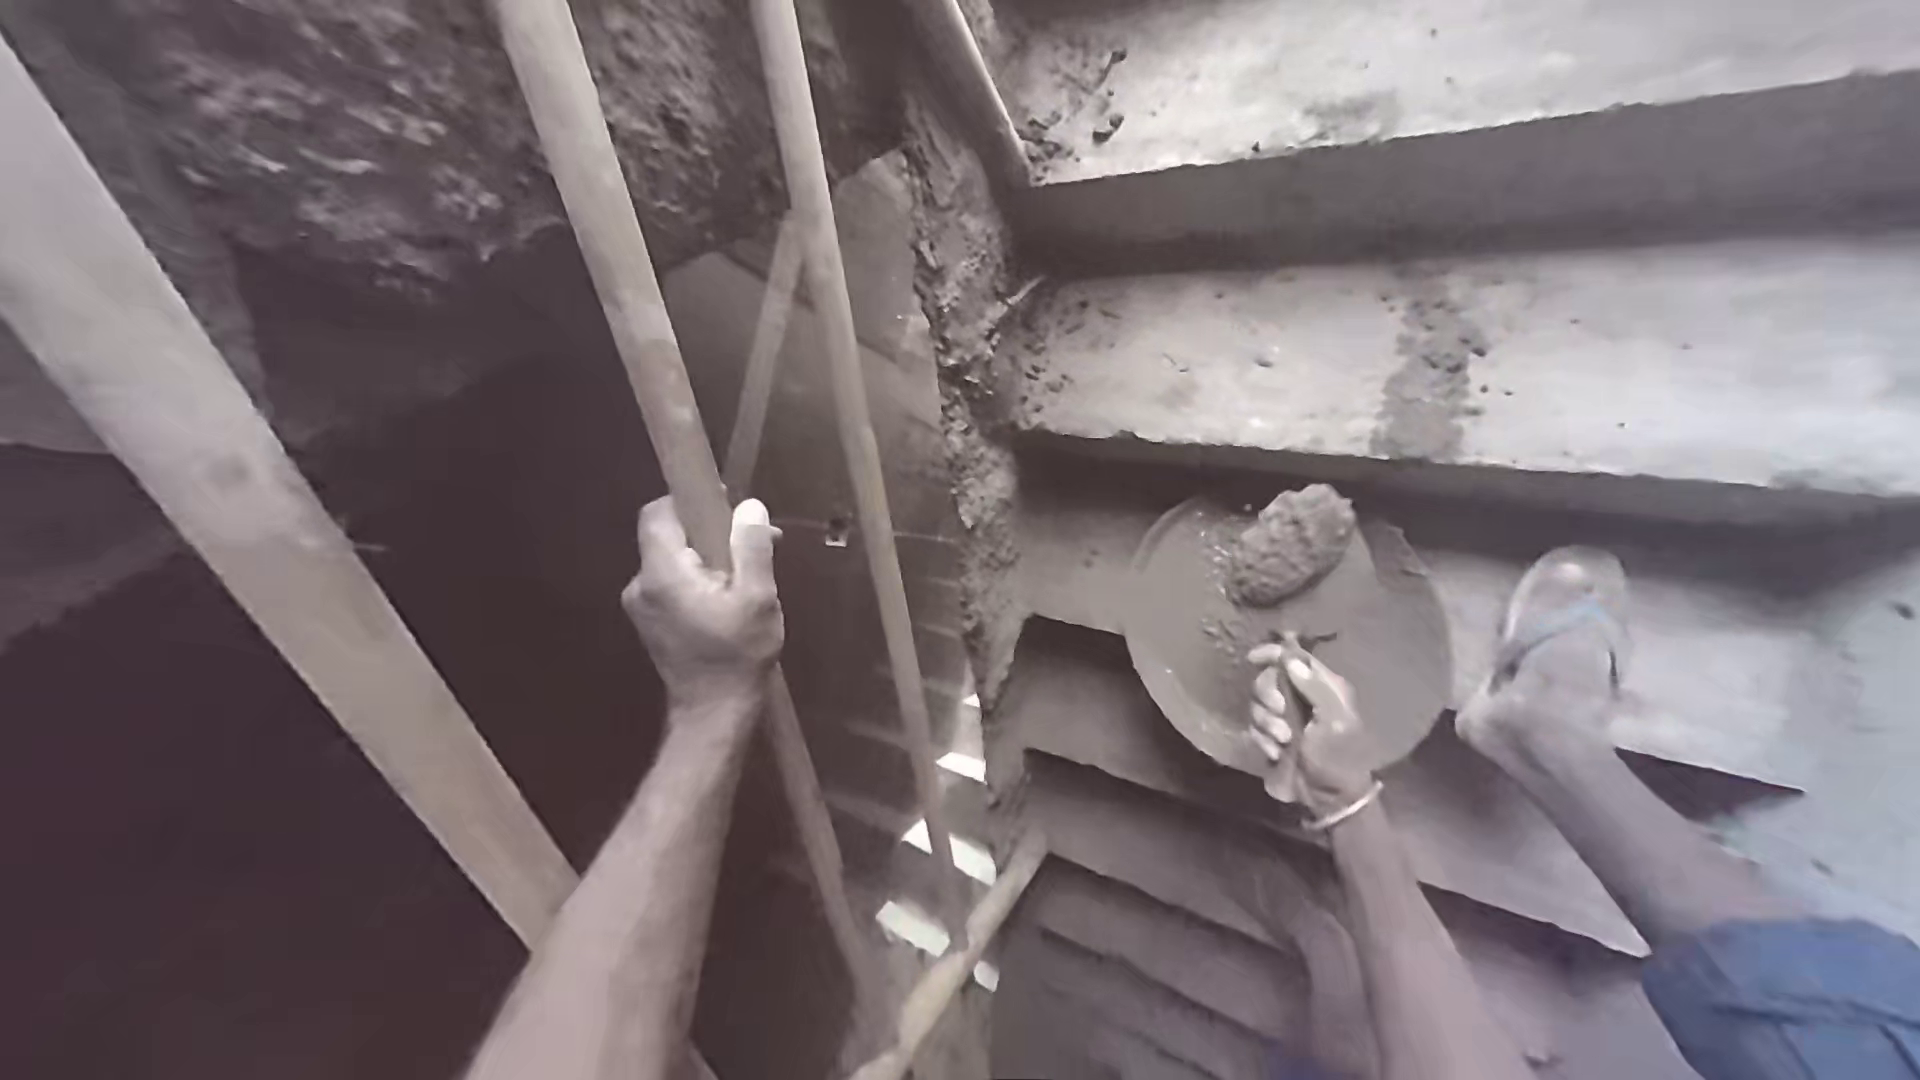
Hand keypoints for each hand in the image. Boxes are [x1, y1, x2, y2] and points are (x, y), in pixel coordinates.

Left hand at [621, 496, 783, 709]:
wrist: (714, 712)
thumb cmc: (738, 653)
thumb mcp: (757, 597)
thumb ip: (751, 547)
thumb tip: (749, 506)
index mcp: (663, 574)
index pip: (658, 514)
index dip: (688, 502)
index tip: (725, 509)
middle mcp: (641, 585)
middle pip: (668, 537)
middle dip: (710, 533)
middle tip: (752, 545)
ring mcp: (642, 606)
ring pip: (673, 561)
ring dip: (708, 558)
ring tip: (748, 577)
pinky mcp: (651, 622)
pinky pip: (673, 583)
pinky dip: (698, 580)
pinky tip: (730, 598)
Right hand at [1248, 636, 1376, 813]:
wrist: (1328, 796)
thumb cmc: (1338, 756)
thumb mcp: (1334, 721)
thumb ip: (1315, 688)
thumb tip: (1289, 660)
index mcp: (1323, 687)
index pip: (1294, 656)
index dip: (1273, 653)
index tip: (1254, 659)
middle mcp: (1301, 697)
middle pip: (1268, 678)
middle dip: (1268, 695)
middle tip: (1279, 712)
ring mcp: (1284, 716)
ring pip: (1257, 703)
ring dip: (1266, 722)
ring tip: (1283, 740)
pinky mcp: (1270, 734)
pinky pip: (1254, 726)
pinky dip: (1262, 738)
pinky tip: (1276, 752)